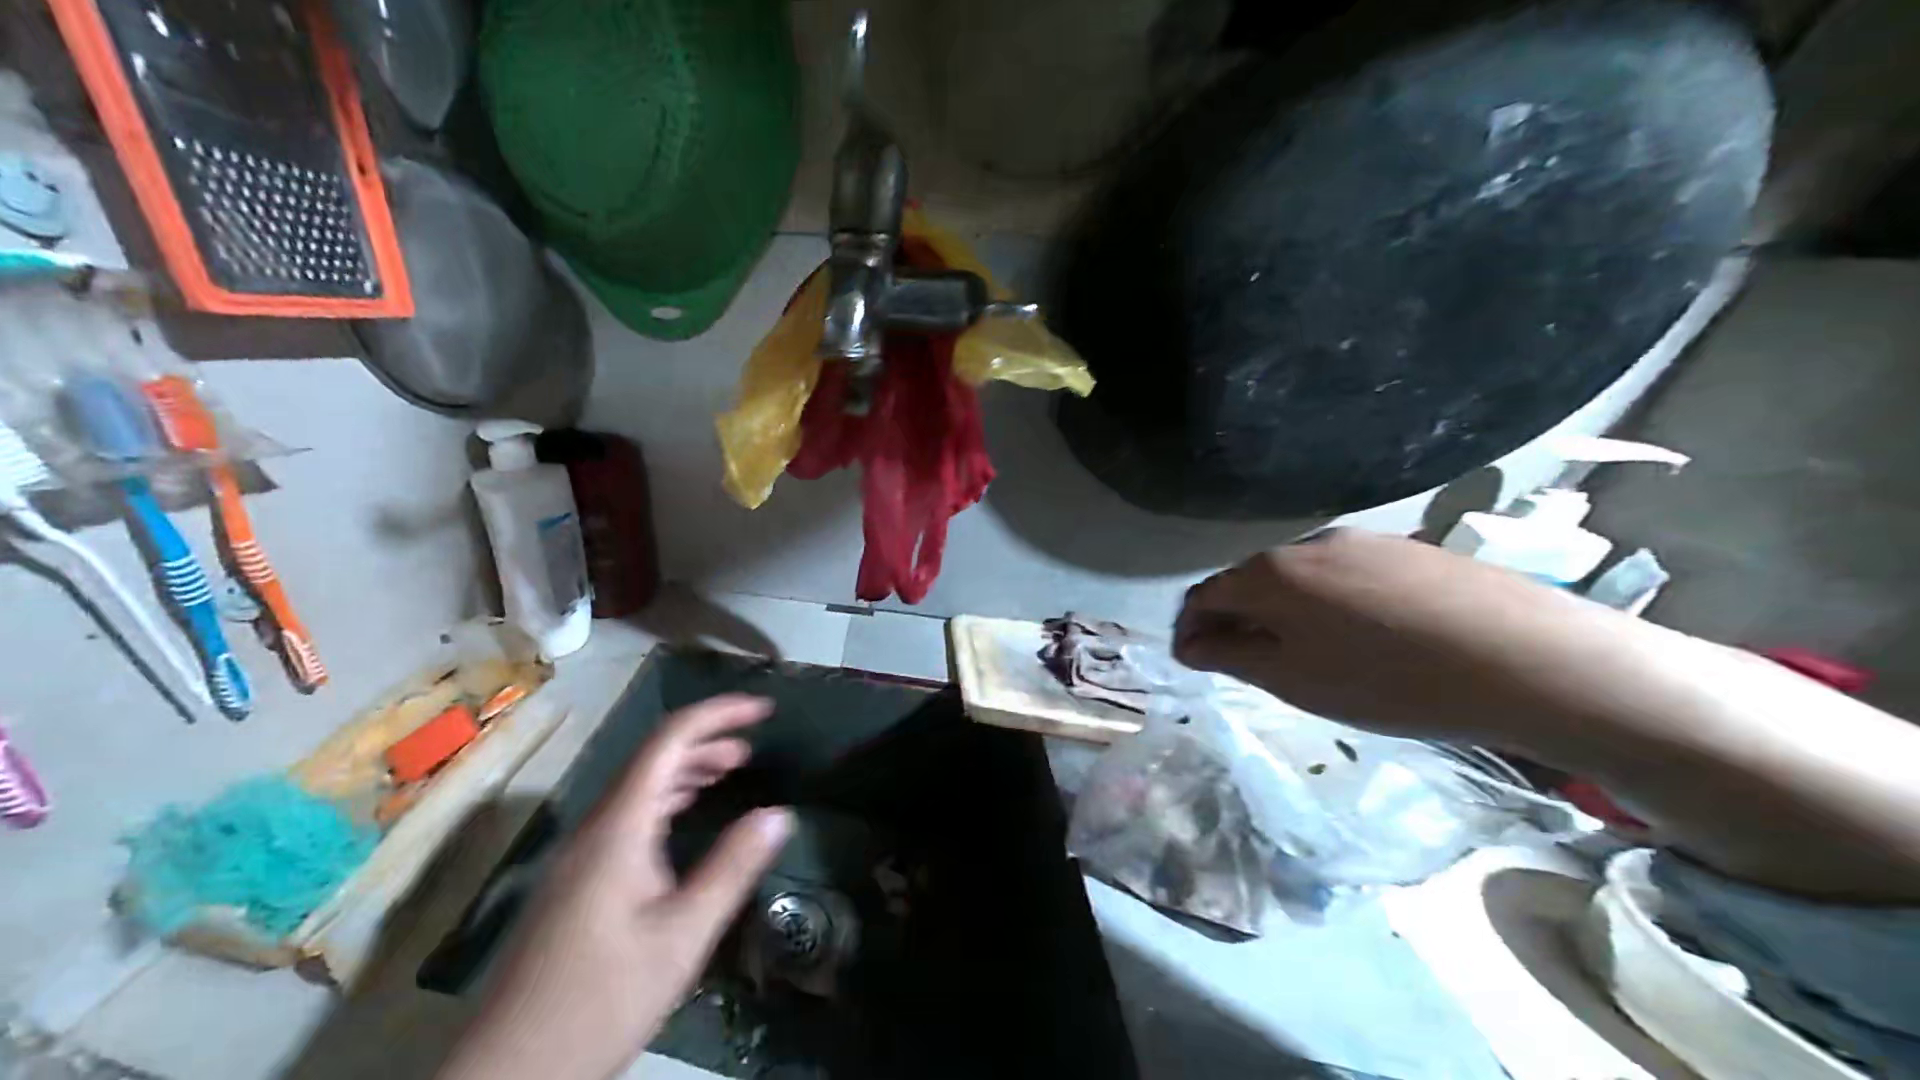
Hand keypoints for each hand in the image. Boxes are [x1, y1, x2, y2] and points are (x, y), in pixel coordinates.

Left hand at [438, 695, 792, 1079]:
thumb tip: (778, 813)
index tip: (762, 710)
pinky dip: (667, 800)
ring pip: (638, 788)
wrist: (512, 1073)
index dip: (717, 715)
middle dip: (706, 741)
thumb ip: (731, 868)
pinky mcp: (577, 880)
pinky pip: (627, 816)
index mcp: (619, 827)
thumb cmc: (603, 998)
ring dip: (687, 770)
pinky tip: (685, 817)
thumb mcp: (682, 935)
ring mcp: (580, 854)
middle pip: (652, 759)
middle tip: (754, 746)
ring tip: (731, 770)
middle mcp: (595, 828)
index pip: (668, 741)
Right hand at [1173, 527, 1545, 741]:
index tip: (1193, 661)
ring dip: (1283, 610)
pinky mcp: (1408, 549)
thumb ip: (1230, 656)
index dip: (1190, 629)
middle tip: (1247, 662)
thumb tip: (1191, 643)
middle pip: (1250, 581)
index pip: (1204, 595)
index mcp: (1270, 573)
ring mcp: (1363, 541)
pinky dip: (1328, 603)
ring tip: (1306, 653)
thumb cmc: (1389, 681)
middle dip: (1236, 619)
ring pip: (1299, 577)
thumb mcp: (1294, 679)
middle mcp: (1308, 545)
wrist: (1529, 662)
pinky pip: (1344, 575)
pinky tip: (1360, 636)